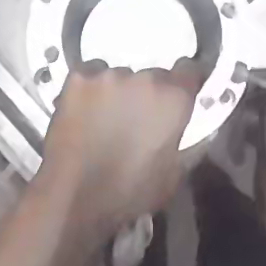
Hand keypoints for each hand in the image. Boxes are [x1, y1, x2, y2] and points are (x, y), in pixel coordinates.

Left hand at [36, 59, 201, 256]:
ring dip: (118, 92)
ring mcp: (109, 74)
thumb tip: (191, 128)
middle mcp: (145, 77)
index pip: (189, 70)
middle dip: (147, 93)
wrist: (73, 196)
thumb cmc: (130, 192)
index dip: (185, 81)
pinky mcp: (79, 77)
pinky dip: (90, 89)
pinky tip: (84, 111)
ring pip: (120, 76)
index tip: (179, 93)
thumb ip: (186, 141)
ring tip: (105, 118)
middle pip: (152, 75)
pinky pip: (91, 75)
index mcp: (174, 99)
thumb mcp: (173, 174)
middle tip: (136, 118)